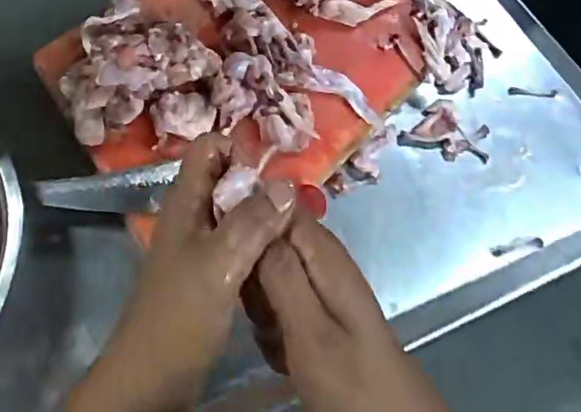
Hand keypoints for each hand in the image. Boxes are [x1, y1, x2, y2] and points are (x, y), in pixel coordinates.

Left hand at [66, 135, 297, 411]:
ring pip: (235, 209)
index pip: (209, 147)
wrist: (151, 378)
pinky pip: (238, 239)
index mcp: (185, 200)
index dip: (239, 149)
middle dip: (259, 183)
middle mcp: (192, 213)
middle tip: (295, 203)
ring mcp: (199, 242)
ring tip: (294, 227)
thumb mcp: (219, 264)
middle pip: (226, 176)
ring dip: (263, 213)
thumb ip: (251, 222)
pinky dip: (259, 239)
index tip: (272, 174)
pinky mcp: (209, 270)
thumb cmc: (180, 313)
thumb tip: (287, 183)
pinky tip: (280, 255)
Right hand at [246, 210, 450, 411]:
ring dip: (263, 305)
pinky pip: (281, 302)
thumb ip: (281, 273)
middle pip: (268, 240)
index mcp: (321, 249)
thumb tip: (256, 215)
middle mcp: (320, 257)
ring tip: (272, 335)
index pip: (274, 202)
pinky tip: (282, 350)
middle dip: (254, 273)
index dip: (247, 218)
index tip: (228, 250)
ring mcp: (319, 284)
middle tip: (259, 311)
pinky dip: (275, 326)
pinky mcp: (317, 310)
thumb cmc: (352, 377)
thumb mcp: (309, 328)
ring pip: (270, 274)